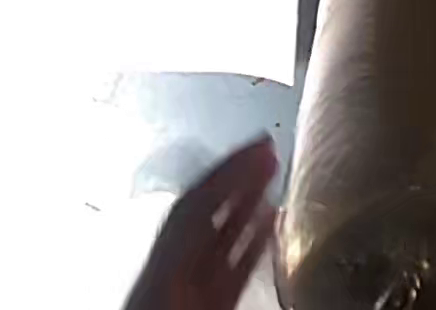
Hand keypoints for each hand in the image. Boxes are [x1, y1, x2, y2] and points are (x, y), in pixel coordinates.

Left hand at [123, 138, 279, 309]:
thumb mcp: (201, 302)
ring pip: (214, 236)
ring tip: (273, 170)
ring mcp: (184, 289)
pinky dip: (247, 239)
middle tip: (270, 146)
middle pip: (204, 210)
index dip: (229, 169)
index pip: (196, 206)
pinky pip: (225, 267)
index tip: (260, 143)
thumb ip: (227, 268)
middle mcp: (171, 274)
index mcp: (163, 275)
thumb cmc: (162, 309)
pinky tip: (270, 220)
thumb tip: (268, 224)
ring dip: (244, 200)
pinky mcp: (202, 303)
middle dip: (237, 174)